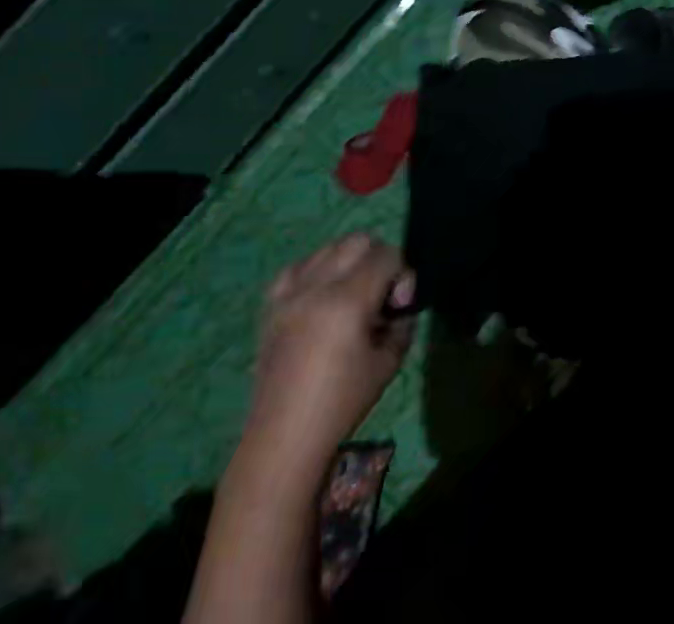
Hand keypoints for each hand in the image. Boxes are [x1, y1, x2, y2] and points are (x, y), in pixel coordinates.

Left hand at [247, 234, 415, 461]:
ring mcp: (287, 292)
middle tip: (381, 296)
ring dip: (349, 263)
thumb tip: (398, 304)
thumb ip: (402, 321)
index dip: (403, 274)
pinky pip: (299, 267)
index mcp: (346, 301)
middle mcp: (314, 287)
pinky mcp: (270, 304)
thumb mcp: (390, 361)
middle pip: (358, 240)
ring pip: (328, 247)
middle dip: (379, 260)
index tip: (399, 306)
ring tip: (351, 298)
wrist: (285, 433)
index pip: (386, 254)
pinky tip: (321, 300)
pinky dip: (317, 272)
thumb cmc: (344, 401)